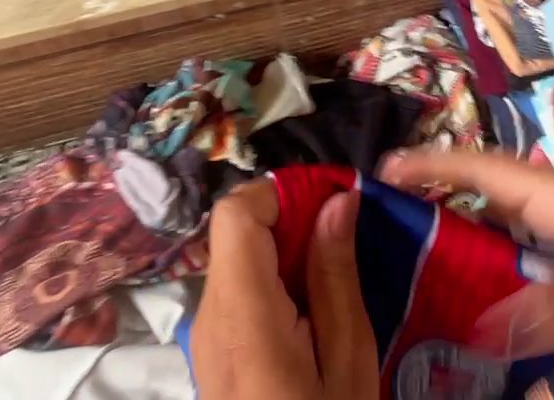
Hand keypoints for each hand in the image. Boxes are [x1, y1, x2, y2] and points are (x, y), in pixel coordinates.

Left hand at [190, 183, 377, 399]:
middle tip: (347, 235)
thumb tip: (337, 200)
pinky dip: (276, 274)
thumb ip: (335, 274)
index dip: (283, 193)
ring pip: (239, 254)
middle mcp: (210, 315)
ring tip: (336, 270)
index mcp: (242, 315)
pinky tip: (312, 303)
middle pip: (238, 230)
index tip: (334, 201)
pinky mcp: (213, 348)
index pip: (236, 214)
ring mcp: (206, 333)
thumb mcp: (347, 360)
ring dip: (288, 245)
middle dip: (293, 216)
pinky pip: (240, 285)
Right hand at [376, 150, 553, 367]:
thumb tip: (477, 329)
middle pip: (487, 201)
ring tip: (410, 270)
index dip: (438, 165)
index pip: (488, 170)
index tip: (387, 167)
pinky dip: (494, 287)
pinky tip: (469, 314)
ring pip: (502, 240)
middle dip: (439, 205)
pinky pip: (524, 276)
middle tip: (385, 223)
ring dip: (463, 250)